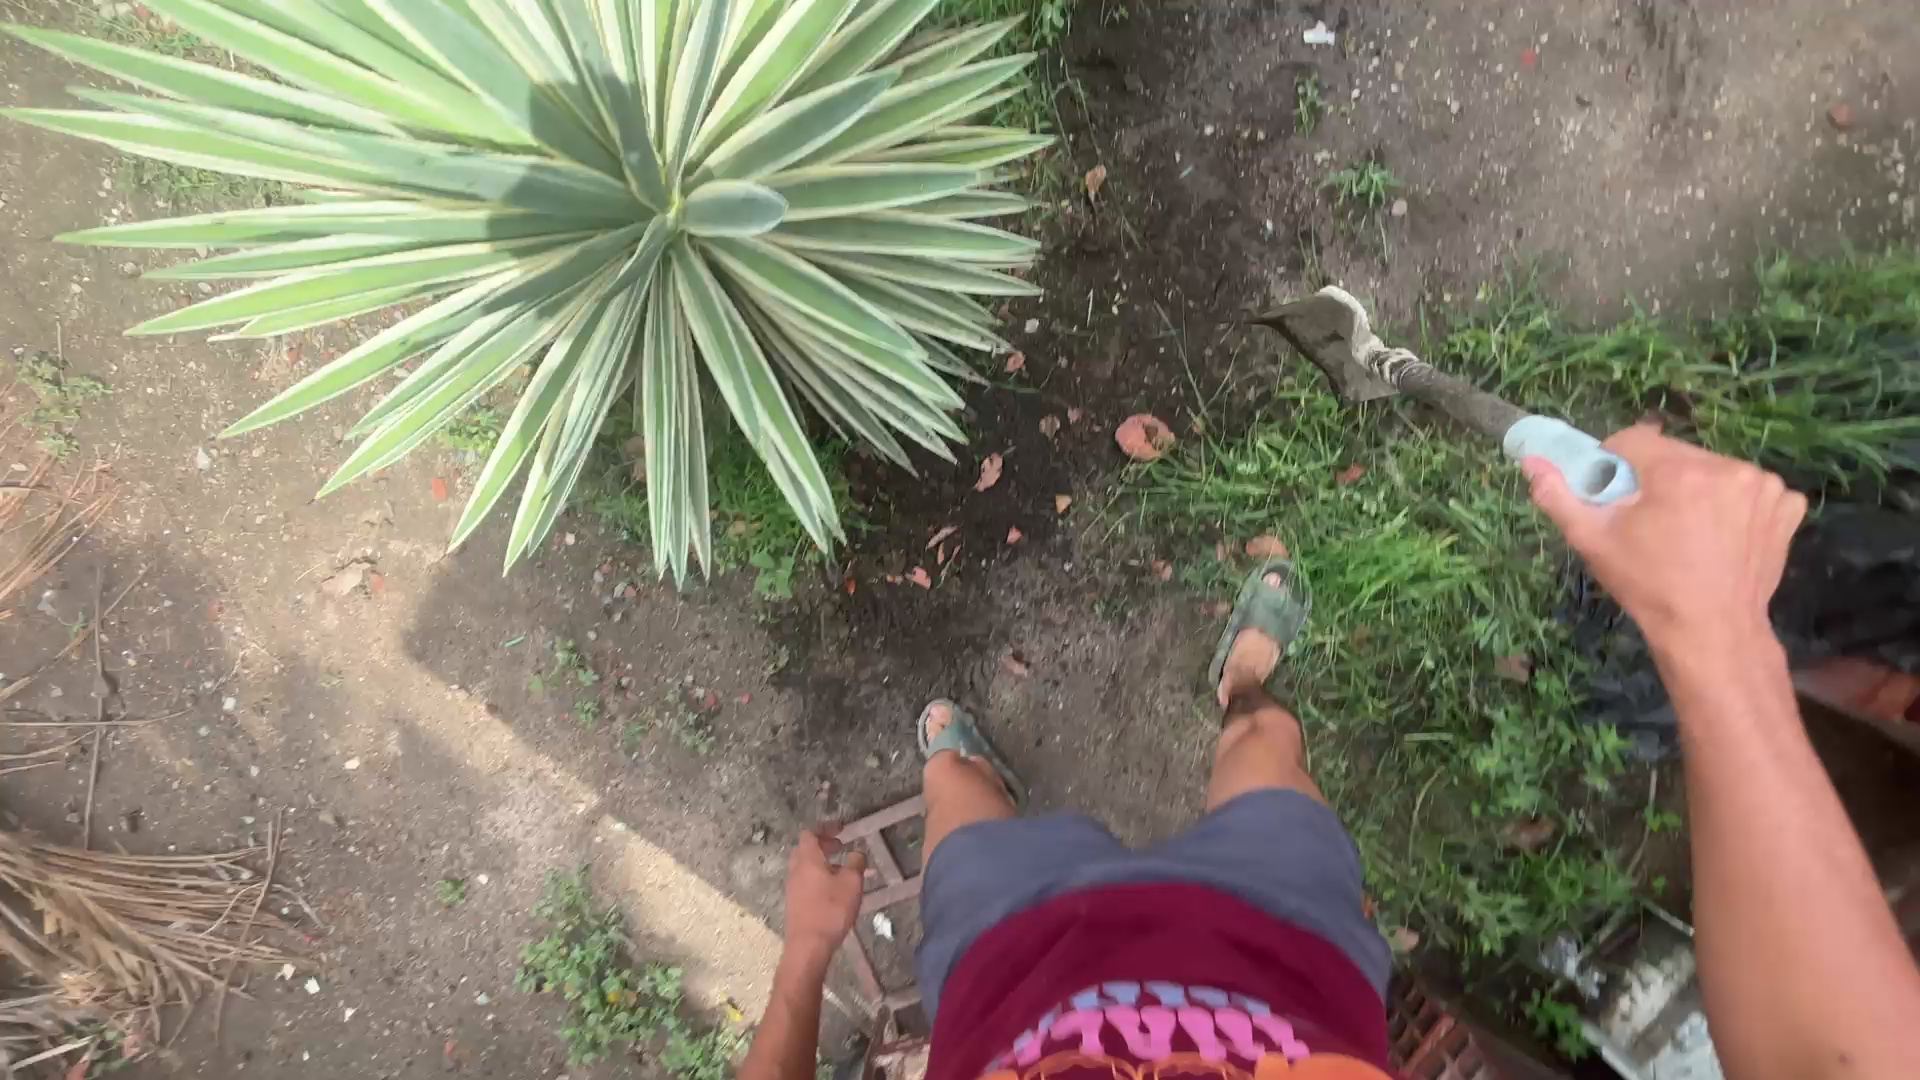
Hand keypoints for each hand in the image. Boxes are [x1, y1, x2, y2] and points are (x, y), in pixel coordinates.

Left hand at [780, 828, 866, 962]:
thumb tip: (857, 852)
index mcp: (808, 859)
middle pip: (805, 849)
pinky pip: (805, 882)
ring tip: (842, 870)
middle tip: (841, 847)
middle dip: (823, 844)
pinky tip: (833, 891)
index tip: (842, 830)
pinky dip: (818, 878)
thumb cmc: (830, 911)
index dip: (825, 828)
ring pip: (805, 866)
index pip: (810, 834)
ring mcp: (792, 888)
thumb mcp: (852, 883)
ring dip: (822, 863)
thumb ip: (856, 863)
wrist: (807, 948)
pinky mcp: (794, 904)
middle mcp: (796, 870)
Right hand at [1522, 424, 1805, 656]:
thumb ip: (1557, 495)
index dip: (1611, 460)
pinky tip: (1716, 529)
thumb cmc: (1643, 580)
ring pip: (1708, 468)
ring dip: (1689, 486)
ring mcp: (1766, 487)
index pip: (1633, 438)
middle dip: (1651, 476)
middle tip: (1641, 515)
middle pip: (1672, 453)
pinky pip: (1745, 487)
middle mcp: (1731, 469)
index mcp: (1680, 473)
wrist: (1709, 625)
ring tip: (1680, 524)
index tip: (1609, 491)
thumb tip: (1532, 461)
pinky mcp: (1789, 504)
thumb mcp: (1589, 538)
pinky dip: (1727, 500)